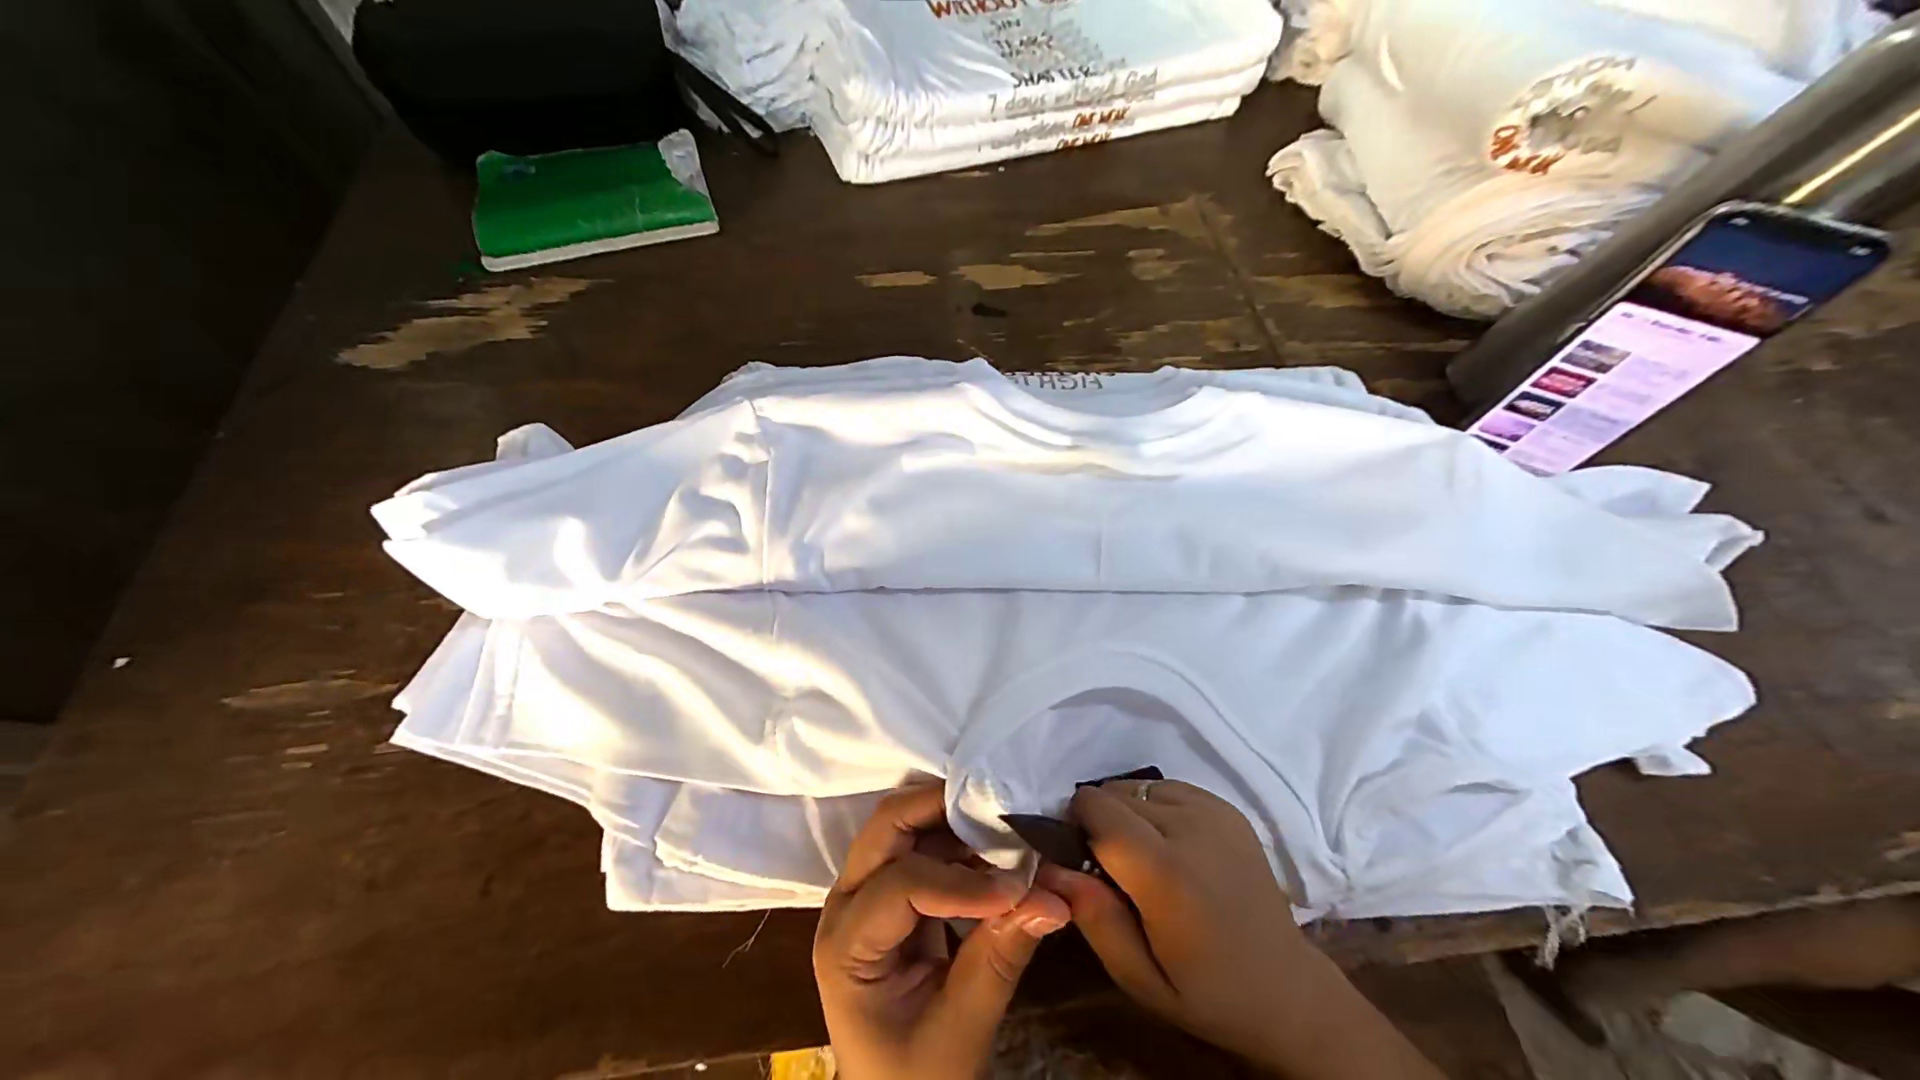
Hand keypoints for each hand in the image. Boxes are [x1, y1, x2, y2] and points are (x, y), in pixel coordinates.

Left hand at [813, 784, 1069, 1079]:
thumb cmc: (916, 1076)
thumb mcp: (961, 1030)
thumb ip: (1000, 958)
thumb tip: (1053, 898)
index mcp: (847, 945)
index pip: (900, 885)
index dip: (961, 881)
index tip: (1019, 887)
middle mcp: (846, 904)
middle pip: (888, 828)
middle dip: (943, 809)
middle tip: (1000, 810)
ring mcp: (865, 894)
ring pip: (903, 827)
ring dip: (955, 821)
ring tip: (1006, 831)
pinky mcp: (890, 895)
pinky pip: (922, 849)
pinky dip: (959, 842)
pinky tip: (996, 852)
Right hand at [1038, 780, 1441, 1078]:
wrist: (1285, 988)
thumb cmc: (1205, 991)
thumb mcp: (1138, 978)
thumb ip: (1093, 917)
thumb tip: (1052, 864)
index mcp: (1167, 874)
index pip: (1097, 808)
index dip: (1074, 824)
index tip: (1077, 856)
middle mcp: (1192, 828)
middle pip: (1113, 793)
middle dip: (1098, 821)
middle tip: (1110, 868)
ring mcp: (1214, 812)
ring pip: (1136, 786)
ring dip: (1125, 813)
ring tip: (1140, 857)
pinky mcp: (1225, 807)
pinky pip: (1164, 786)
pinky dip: (1151, 806)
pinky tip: (1166, 843)